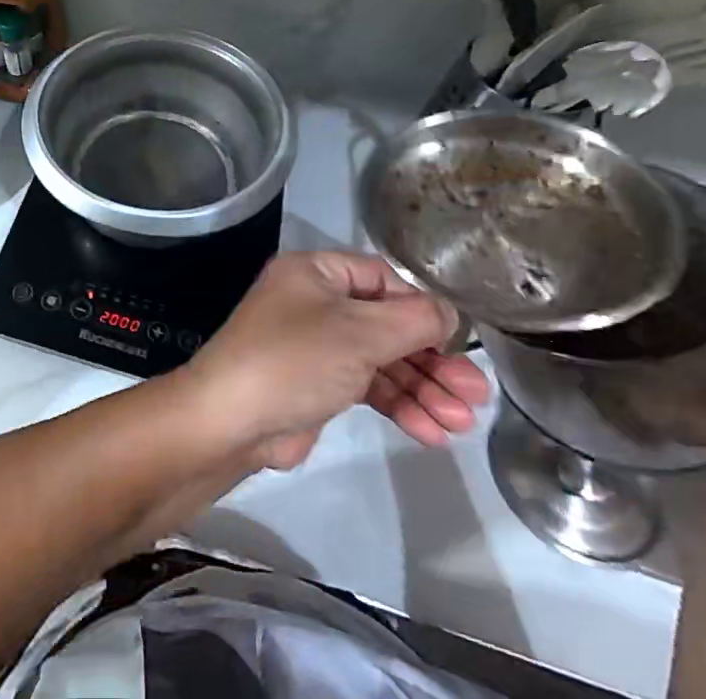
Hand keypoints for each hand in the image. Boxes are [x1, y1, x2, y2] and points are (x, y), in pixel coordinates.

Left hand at [180, 251, 489, 469]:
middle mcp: (313, 303)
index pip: (383, 278)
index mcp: (315, 273)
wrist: (230, 421)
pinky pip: (365, 386)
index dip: (422, 307)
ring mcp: (314, 346)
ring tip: (460, 422)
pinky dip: (397, 405)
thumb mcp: (359, 332)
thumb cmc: (295, 360)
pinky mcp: (315, 385)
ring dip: (421, 389)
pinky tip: (429, 432)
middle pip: (387, 324)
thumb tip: (448, 314)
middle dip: (432, 359)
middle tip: (475, 393)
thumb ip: (413, 320)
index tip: (458, 339)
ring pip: (380, 360)